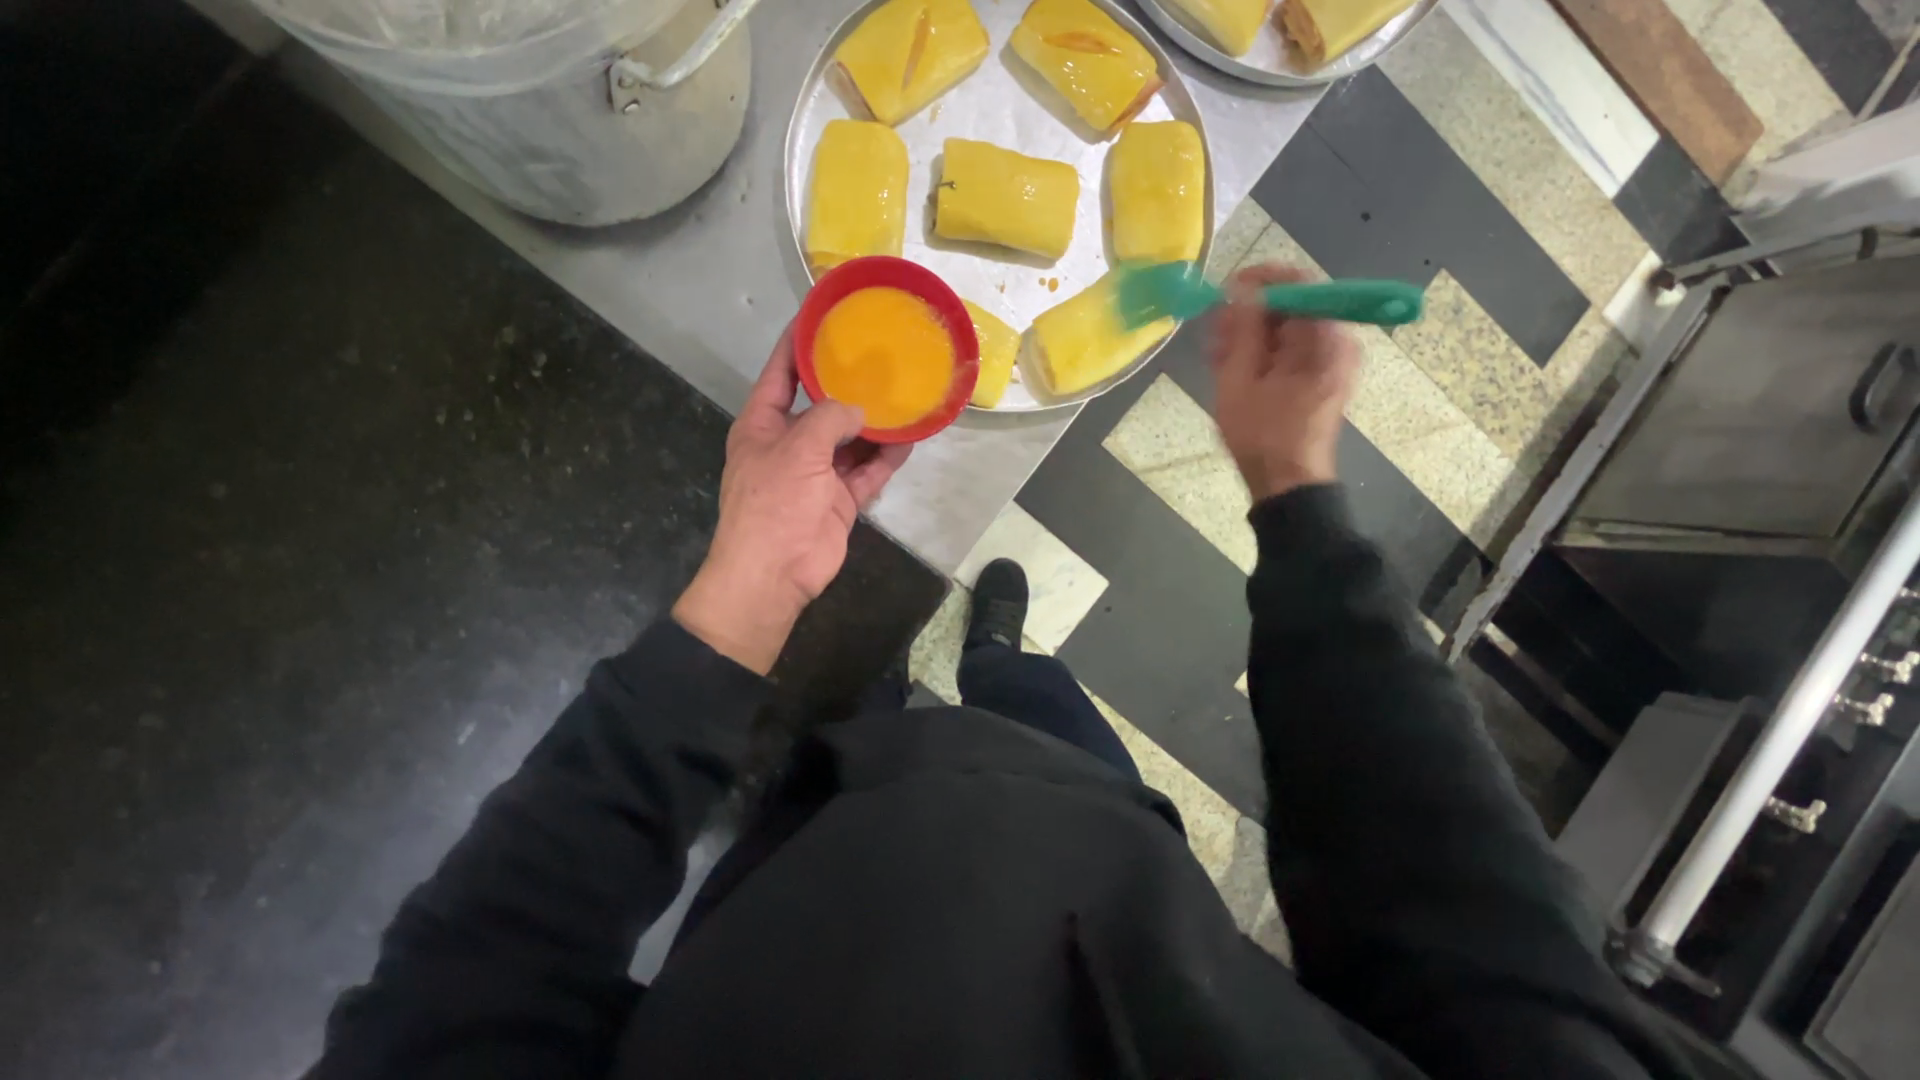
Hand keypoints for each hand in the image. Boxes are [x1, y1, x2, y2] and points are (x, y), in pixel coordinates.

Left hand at [672, 329, 911, 673]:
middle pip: (821, 405)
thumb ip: (829, 418)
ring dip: (875, 422)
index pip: (780, 372)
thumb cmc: (772, 502)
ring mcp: (816, 473)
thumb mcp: (797, 447)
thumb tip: (858, 410)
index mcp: (762, 423)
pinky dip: (887, 457)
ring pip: (851, 438)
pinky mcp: (840, 499)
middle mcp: (789, 442)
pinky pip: (867, 471)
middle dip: (848, 384)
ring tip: (906, 392)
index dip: (798, 342)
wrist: (773, 573)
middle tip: (881, 355)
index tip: (822, 313)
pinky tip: (912, 437)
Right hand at [1209, 264, 1359, 500]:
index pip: (1299, 282)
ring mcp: (1329, 358)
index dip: (1259, 280)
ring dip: (1248, 334)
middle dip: (1248, 312)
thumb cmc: (1262, 436)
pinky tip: (1230, 366)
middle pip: (1291, 304)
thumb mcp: (1240, 379)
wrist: (1286, 484)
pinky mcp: (1319, 374)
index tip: (1223, 293)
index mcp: (1325, 338)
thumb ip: (1243, 327)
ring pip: (1284, 326)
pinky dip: (1260, 351)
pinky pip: (1287, 347)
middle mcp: (1336, 341)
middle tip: (1213, 334)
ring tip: (1215, 356)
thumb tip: (1242, 287)